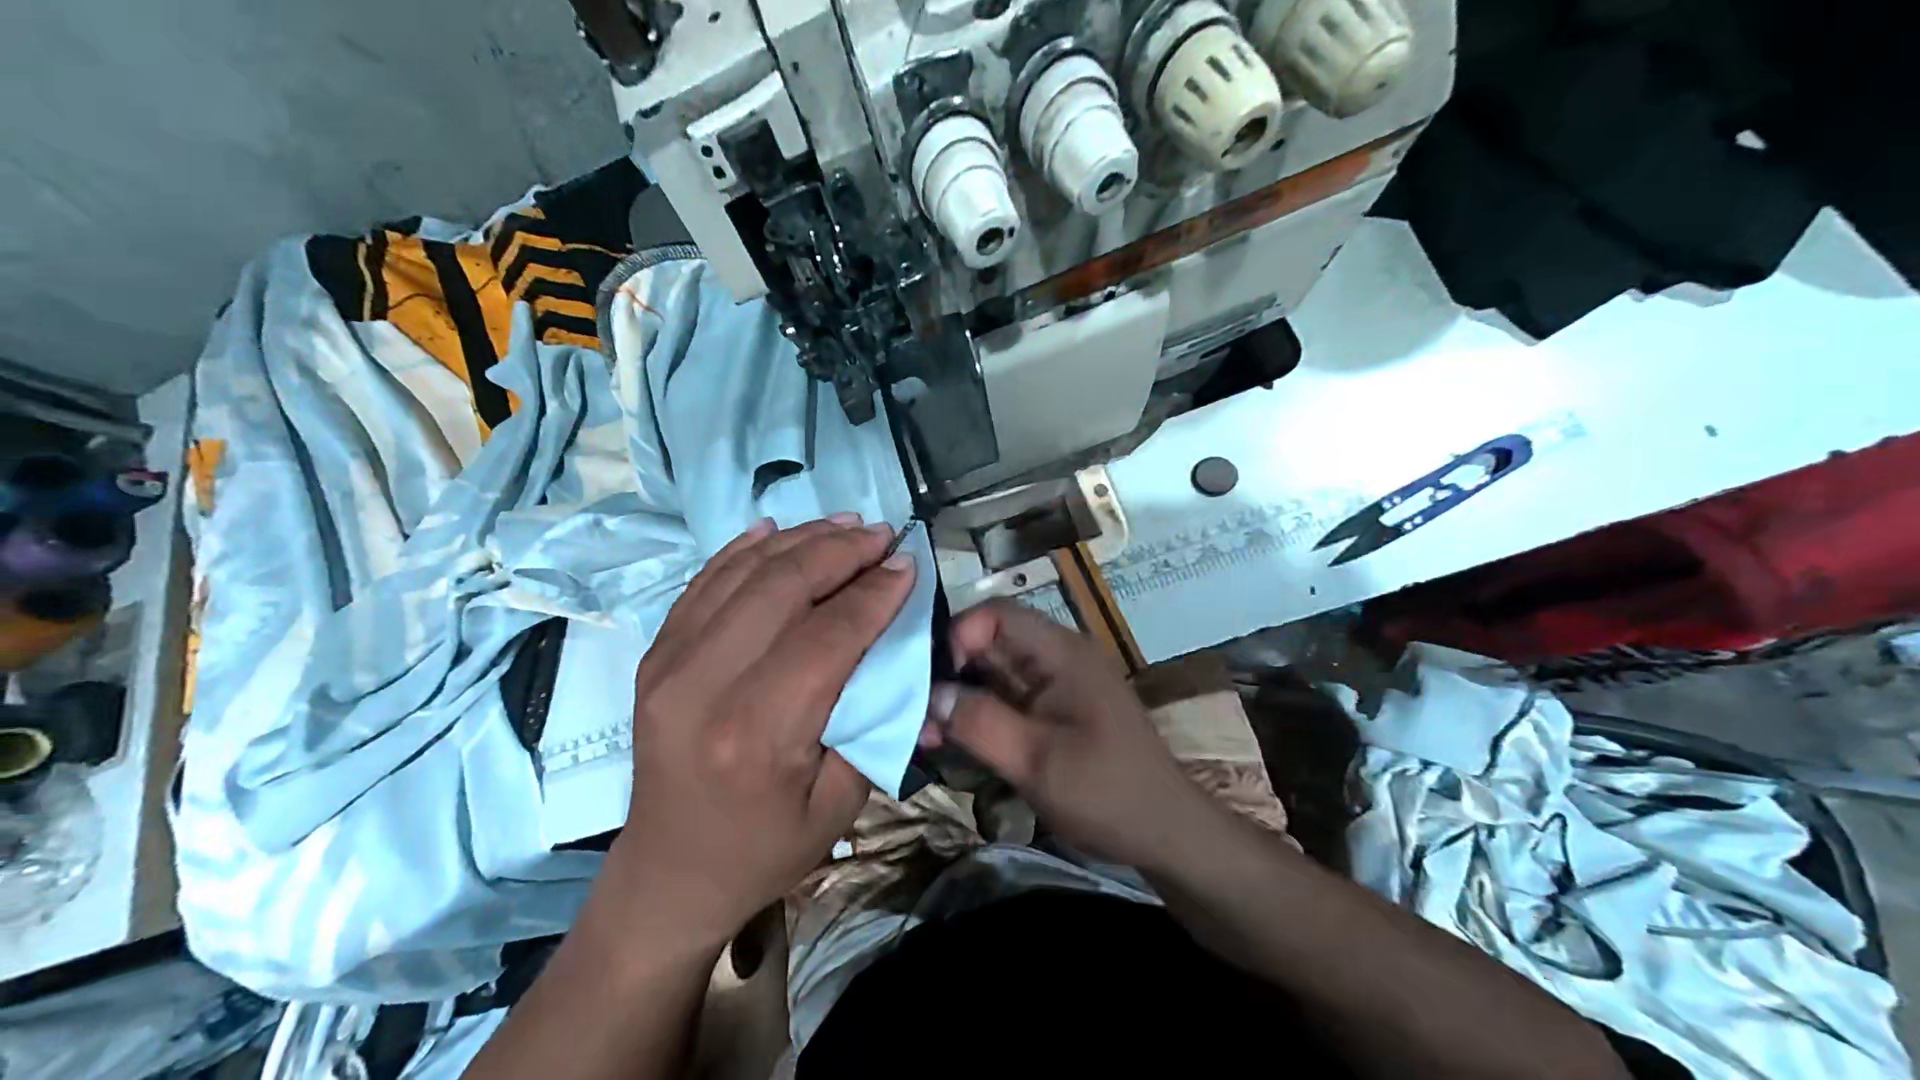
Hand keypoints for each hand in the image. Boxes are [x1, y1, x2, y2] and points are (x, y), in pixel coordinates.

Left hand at [610, 515, 914, 948]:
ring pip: (743, 574)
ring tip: (844, 524)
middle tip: (882, 534)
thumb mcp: (842, 801)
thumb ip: (875, 717)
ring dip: (800, 540)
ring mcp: (668, 665)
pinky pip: (703, 582)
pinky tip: (777, 530)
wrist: (672, 871)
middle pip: (782, 588)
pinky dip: (744, 549)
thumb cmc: (767, 846)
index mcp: (758, 734)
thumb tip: (902, 640)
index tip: (908, 564)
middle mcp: (704, 687)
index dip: (875, 592)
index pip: (828, 635)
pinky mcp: (655, 656)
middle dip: (840, 551)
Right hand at [924, 601, 1214, 868]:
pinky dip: (976, 714)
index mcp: (1061, 653)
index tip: (929, 679)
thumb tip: (928, 695)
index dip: (957, 635)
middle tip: (912, 709)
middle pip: (989, 641)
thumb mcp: (1036, 761)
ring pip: (992, 672)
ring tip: (923, 732)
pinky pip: (1004, 698)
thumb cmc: (1105, 792)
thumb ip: (980, 722)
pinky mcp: (1051, 711)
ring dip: (957, 696)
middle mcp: (1056, 658)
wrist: (1164, 833)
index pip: (996, 614)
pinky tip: (948, 740)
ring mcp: (1054, 685)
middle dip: (948, 670)